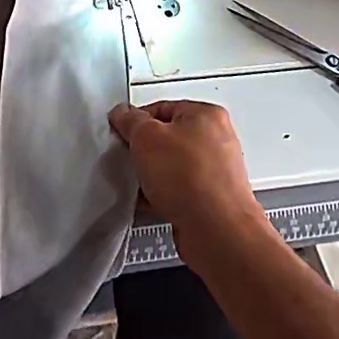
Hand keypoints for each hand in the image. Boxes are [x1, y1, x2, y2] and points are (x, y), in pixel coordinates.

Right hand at [109, 100, 272, 265]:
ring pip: (172, 166)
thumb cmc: (193, 180)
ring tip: (141, 182)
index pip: (162, 107)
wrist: (216, 231)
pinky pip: (179, 190)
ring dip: (153, 174)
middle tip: (131, 156)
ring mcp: (215, 171)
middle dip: (145, 149)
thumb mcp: (147, 138)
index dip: (137, 119)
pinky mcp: (211, 199)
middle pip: (168, 137)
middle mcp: (216, 140)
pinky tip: (149, 201)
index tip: (122, 130)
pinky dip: (162, 194)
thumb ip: (131, 121)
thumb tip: (123, 115)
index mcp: (206, 115)